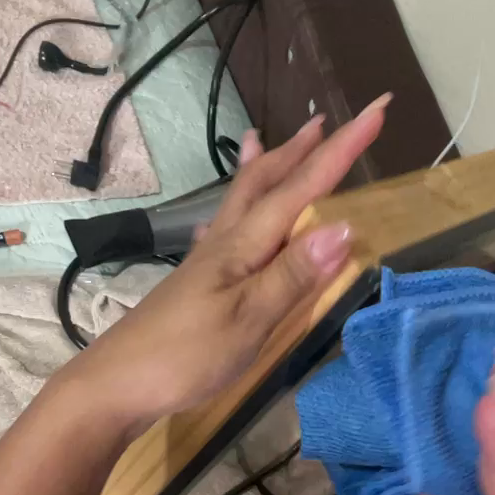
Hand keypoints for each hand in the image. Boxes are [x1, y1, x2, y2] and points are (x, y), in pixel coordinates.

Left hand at [61, 96, 390, 433]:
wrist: (118, 384)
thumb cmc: (185, 357)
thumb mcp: (248, 320)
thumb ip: (292, 275)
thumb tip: (344, 225)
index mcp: (242, 247)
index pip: (299, 191)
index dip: (340, 152)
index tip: (377, 111)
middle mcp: (224, 244)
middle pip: (264, 184)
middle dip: (299, 152)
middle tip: (325, 121)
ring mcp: (206, 264)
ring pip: (240, 202)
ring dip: (263, 170)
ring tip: (265, 139)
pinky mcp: (196, 284)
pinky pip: (221, 230)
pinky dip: (232, 211)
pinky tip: (223, 219)